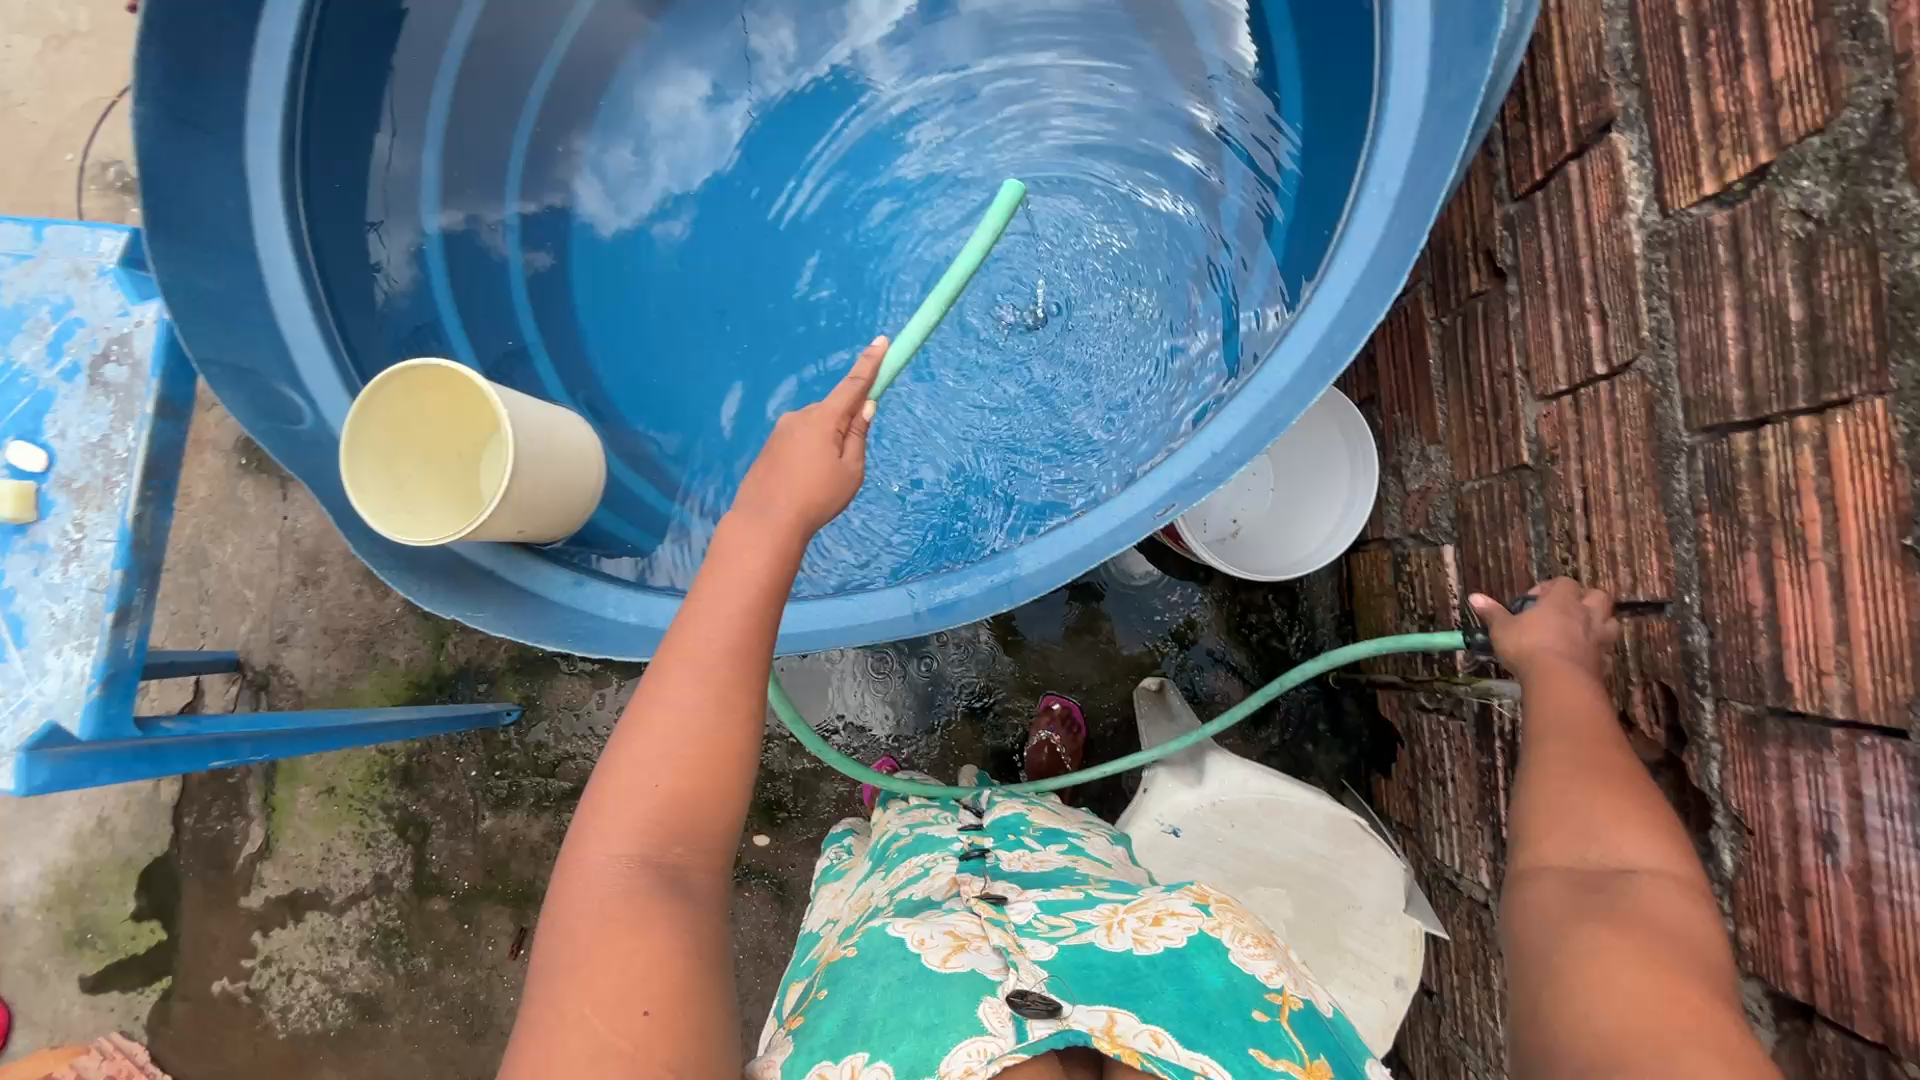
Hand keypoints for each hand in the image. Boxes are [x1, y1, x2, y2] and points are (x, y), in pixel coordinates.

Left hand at [730, 336, 885, 536]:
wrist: (765, 521)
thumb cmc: (816, 498)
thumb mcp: (851, 470)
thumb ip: (859, 436)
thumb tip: (864, 407)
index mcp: (824, 418)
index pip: (853, 384)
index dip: (870, 363)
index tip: (882, 341)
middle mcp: (800, 415)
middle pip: (834, 411)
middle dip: (846, 429)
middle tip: (845, 468)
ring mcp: (781, 429)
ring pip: (816, 429)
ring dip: (826, 446)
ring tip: (820, 483)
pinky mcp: (770, 445)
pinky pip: (800, 441)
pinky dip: (809, 455)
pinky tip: (803, 483)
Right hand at [1469, 578, 1620, 680]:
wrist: (1558, 680)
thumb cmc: (1527, 647)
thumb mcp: (1502, 628)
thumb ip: (1492, 612)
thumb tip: (1474, 596)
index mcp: (1561, 602)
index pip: (1565, 582)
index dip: (1551, 587)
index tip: (1533, 601)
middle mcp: (1586, 615)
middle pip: (1599, 596)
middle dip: (1585, 599)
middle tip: (1565, 611)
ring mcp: (1599, 638)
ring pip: (1612, 622)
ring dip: (1600, 623)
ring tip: (1580, 632)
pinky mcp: (1605, 661)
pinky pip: (1607, 652)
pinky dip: (1598, 652)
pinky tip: (1583, 658)